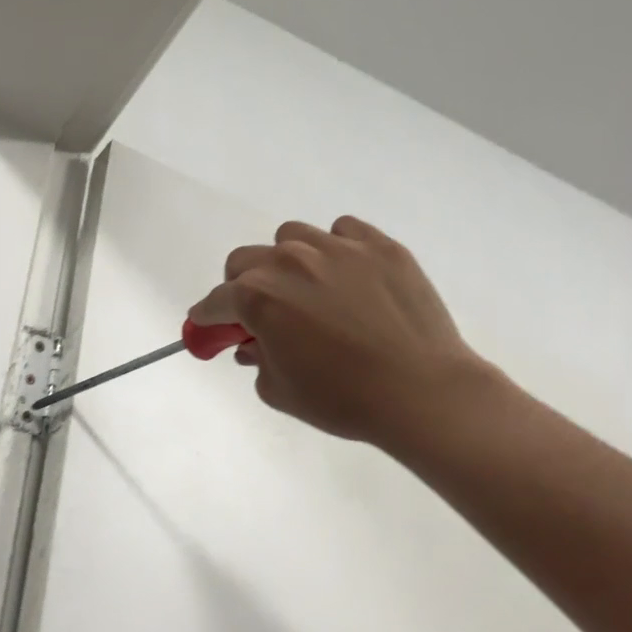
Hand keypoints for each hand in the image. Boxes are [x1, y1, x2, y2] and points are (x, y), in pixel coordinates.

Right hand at [188, 216, 497, 444]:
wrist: (422, 393)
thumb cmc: (343, 400)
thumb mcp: (280, 391)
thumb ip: (256, 360)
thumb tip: (253, 344)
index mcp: (258, 297)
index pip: (216, 301)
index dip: (208, 317)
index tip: (210, 326)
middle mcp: (289, 261)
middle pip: (244, 260)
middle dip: (242, 286)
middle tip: (262, 312)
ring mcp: (336, 247)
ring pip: (291, 237)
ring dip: (287, 261)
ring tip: (309, 289)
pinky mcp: (379, 245)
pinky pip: (342, 231)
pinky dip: (336, 248)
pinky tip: (348, 276)